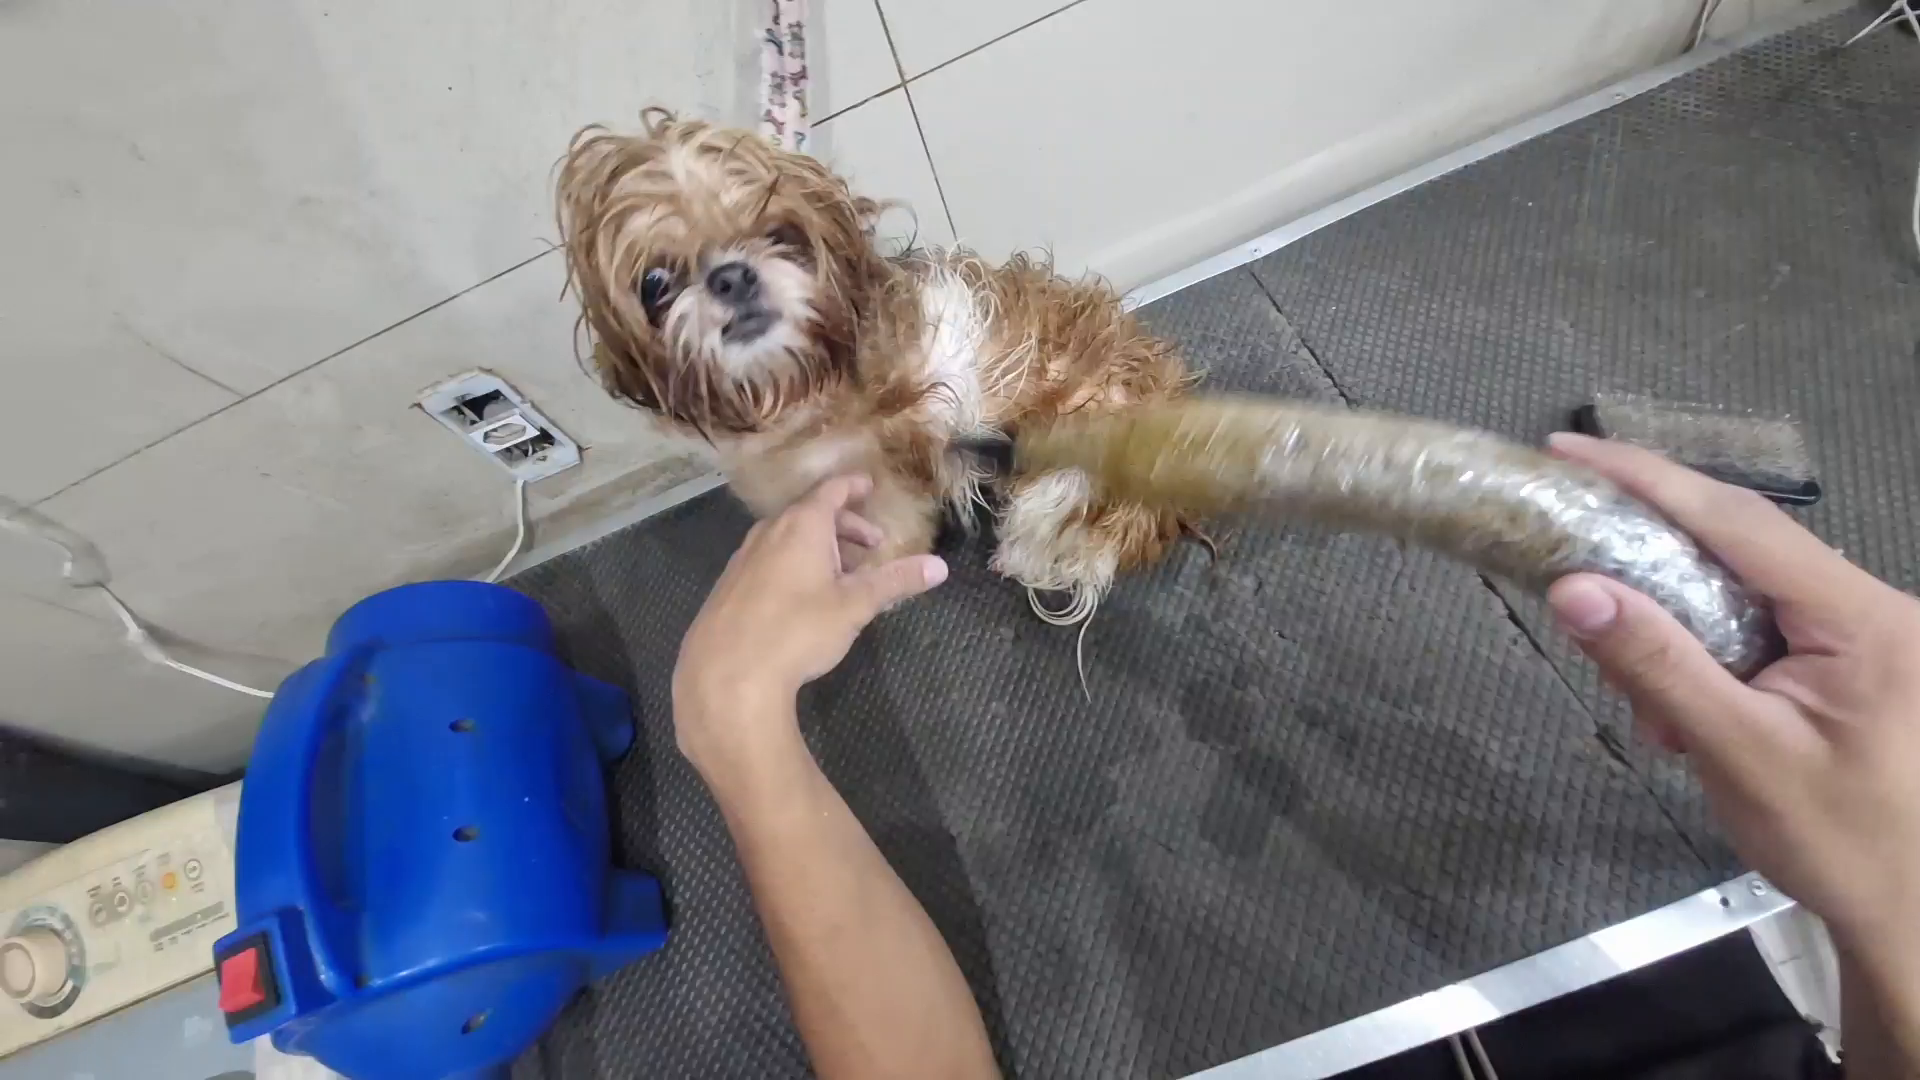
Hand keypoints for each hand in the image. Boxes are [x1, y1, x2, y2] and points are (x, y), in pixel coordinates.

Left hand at [672, 474, 948, 786]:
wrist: (726, 674)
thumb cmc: (797, 630)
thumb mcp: (855, 606)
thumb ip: (896, 581)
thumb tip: (940, 566)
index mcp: (802, 526)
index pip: (832, 490)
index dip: (854, 486)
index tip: (870, 486)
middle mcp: (769, 532)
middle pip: (811, 514)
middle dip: (845, 526)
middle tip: (872, 547)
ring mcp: (743, 558)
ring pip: (788, 538)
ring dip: (820, 547)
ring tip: (842, 574)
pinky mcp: (729, 586)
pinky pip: (769, 559)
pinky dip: (794, 563)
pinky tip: (802, 597)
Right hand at [1543, 434, 1919, 971]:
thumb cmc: (1848, 840)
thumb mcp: (1740, 751)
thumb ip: (1656, 664)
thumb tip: (1572, 589)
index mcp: (1865, 620)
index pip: (1738, 523)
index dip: (1648, 477)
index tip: (1570, 451)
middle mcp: (1867, 609)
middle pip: (1730, 543)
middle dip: (1639, 546)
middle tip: (1562, 540)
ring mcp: (1854, 635)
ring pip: (1727, 588)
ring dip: (1658, 619)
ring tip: (1631, 685)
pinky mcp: (1834, 661)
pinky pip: (1738, 625)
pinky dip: (1684, 649)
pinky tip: (1671, 709)